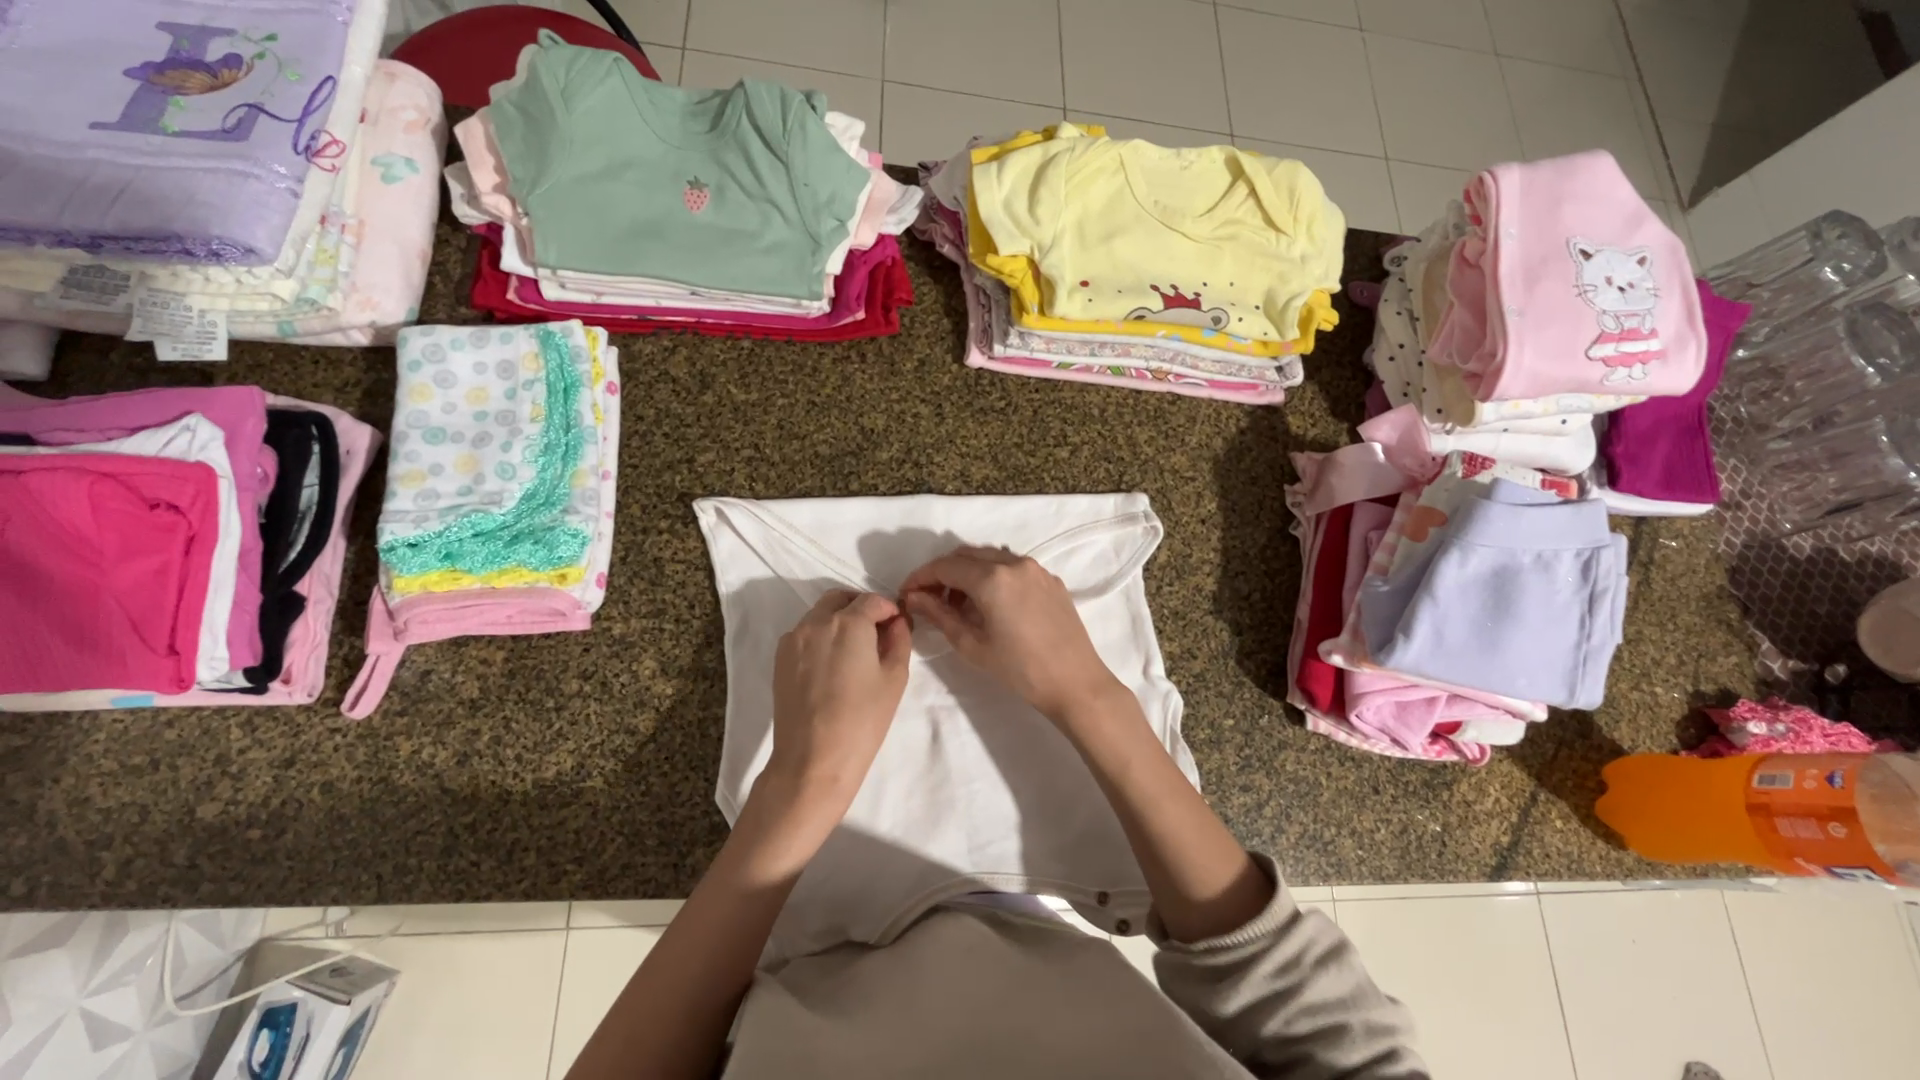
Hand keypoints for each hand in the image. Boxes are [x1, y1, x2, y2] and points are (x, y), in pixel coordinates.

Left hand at [762, 590, 912, 817]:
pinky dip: (820, 638)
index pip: (872, 600)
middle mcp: (817, 622)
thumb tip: (895, 622)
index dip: (889, 609)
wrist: (813, 759)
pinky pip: (804, 635)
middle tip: (876, 634)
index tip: (898, 626)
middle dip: (860, 609)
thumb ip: (899, 640)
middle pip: (840, 600)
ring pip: (819, 615)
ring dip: (839, 622)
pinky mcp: (780, 658)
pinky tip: (831, 666)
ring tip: (853, 653)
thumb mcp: (895, 678)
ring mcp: (794, 639)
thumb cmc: (863, 720)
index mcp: (849, 623)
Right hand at [899, 546, 1124, 722]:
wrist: (1075, 682)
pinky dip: (992, 576)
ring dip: (968, 573)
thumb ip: (939, 615)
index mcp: (992, 578)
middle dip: (943, 573)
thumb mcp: (972, 645)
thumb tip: (914, 598)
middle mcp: (1014, 563)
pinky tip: (989, 605)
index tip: (906, 593)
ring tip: (957, 604)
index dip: (921, 577)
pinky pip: (1012, 567)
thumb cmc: (1020, 670)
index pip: (945, 566)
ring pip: (990, 557)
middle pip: (966, 555)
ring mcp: (1036, 569)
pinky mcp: (1051, 580)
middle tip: (928, 599)